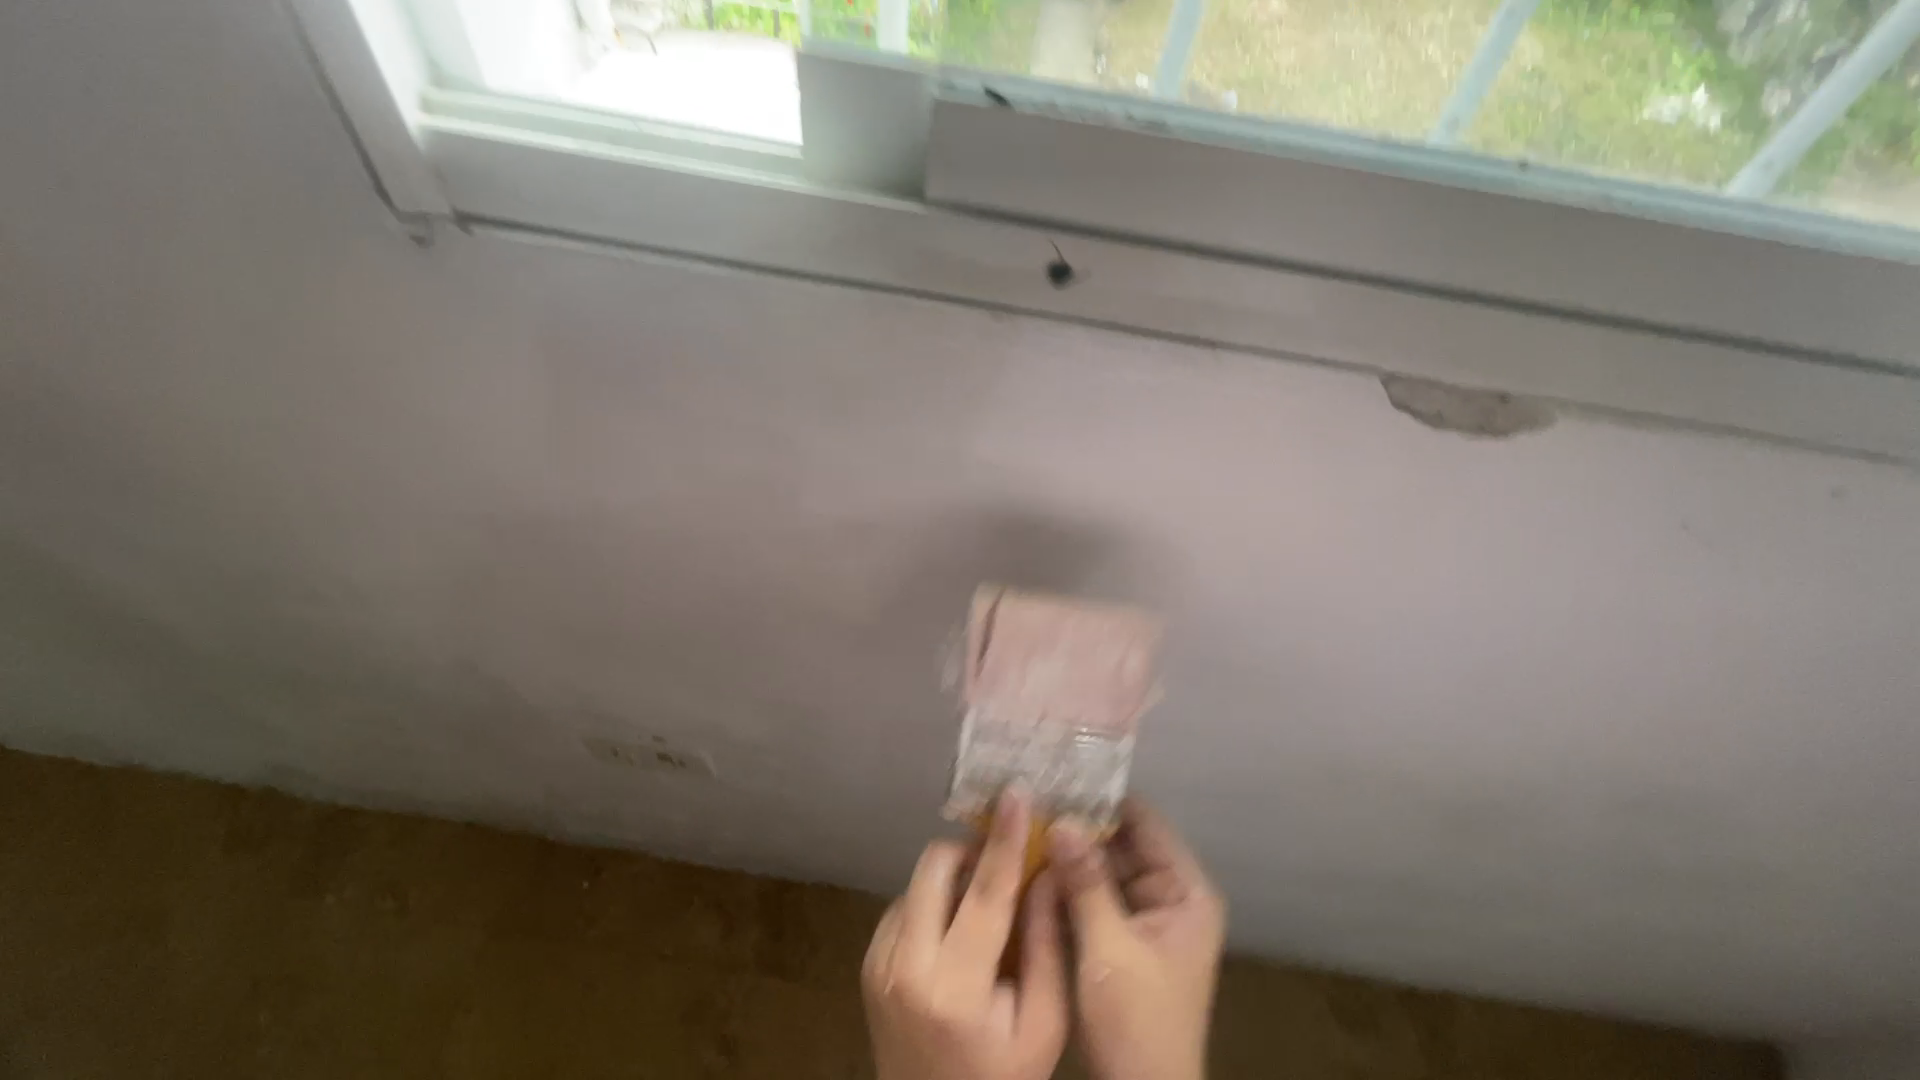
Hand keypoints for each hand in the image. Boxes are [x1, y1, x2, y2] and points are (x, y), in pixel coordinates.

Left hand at [863, 789, 1069, 1079]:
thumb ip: (1045, 946)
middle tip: (1003, 862)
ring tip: (982, 911)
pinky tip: (954, 936)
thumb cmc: (1001, 1076)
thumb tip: (1046, 874)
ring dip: (952, 880)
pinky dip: (932, 904)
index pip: (984, 895)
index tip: (1017, 794)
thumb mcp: (1043, 1025)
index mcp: (955, 986)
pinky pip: (904, 906)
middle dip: (971, 852)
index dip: (1004, 840)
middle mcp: (906, 964)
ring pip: (917, 882)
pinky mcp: (869, 962)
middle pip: (934, 868)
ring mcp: (879, 962)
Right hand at [1049, 799, 1225, 1079]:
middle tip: (1030, 801)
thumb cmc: (1138, 1021)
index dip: (1104, 799)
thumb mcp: (1109, 948)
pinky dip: (1070, 884)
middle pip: (1122, 843)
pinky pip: (1096, 896)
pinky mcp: (1124, 939)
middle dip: (1079, 826)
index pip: (1146, 823)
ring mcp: (1147, 918)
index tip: (1057, 778)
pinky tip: (1031, 867)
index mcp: (1186, 892)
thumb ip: (1086, 883)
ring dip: (1071, 854)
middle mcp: (1171, 896)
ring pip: (1105, 869)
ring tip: (1024, 824)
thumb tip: (1062, 820)